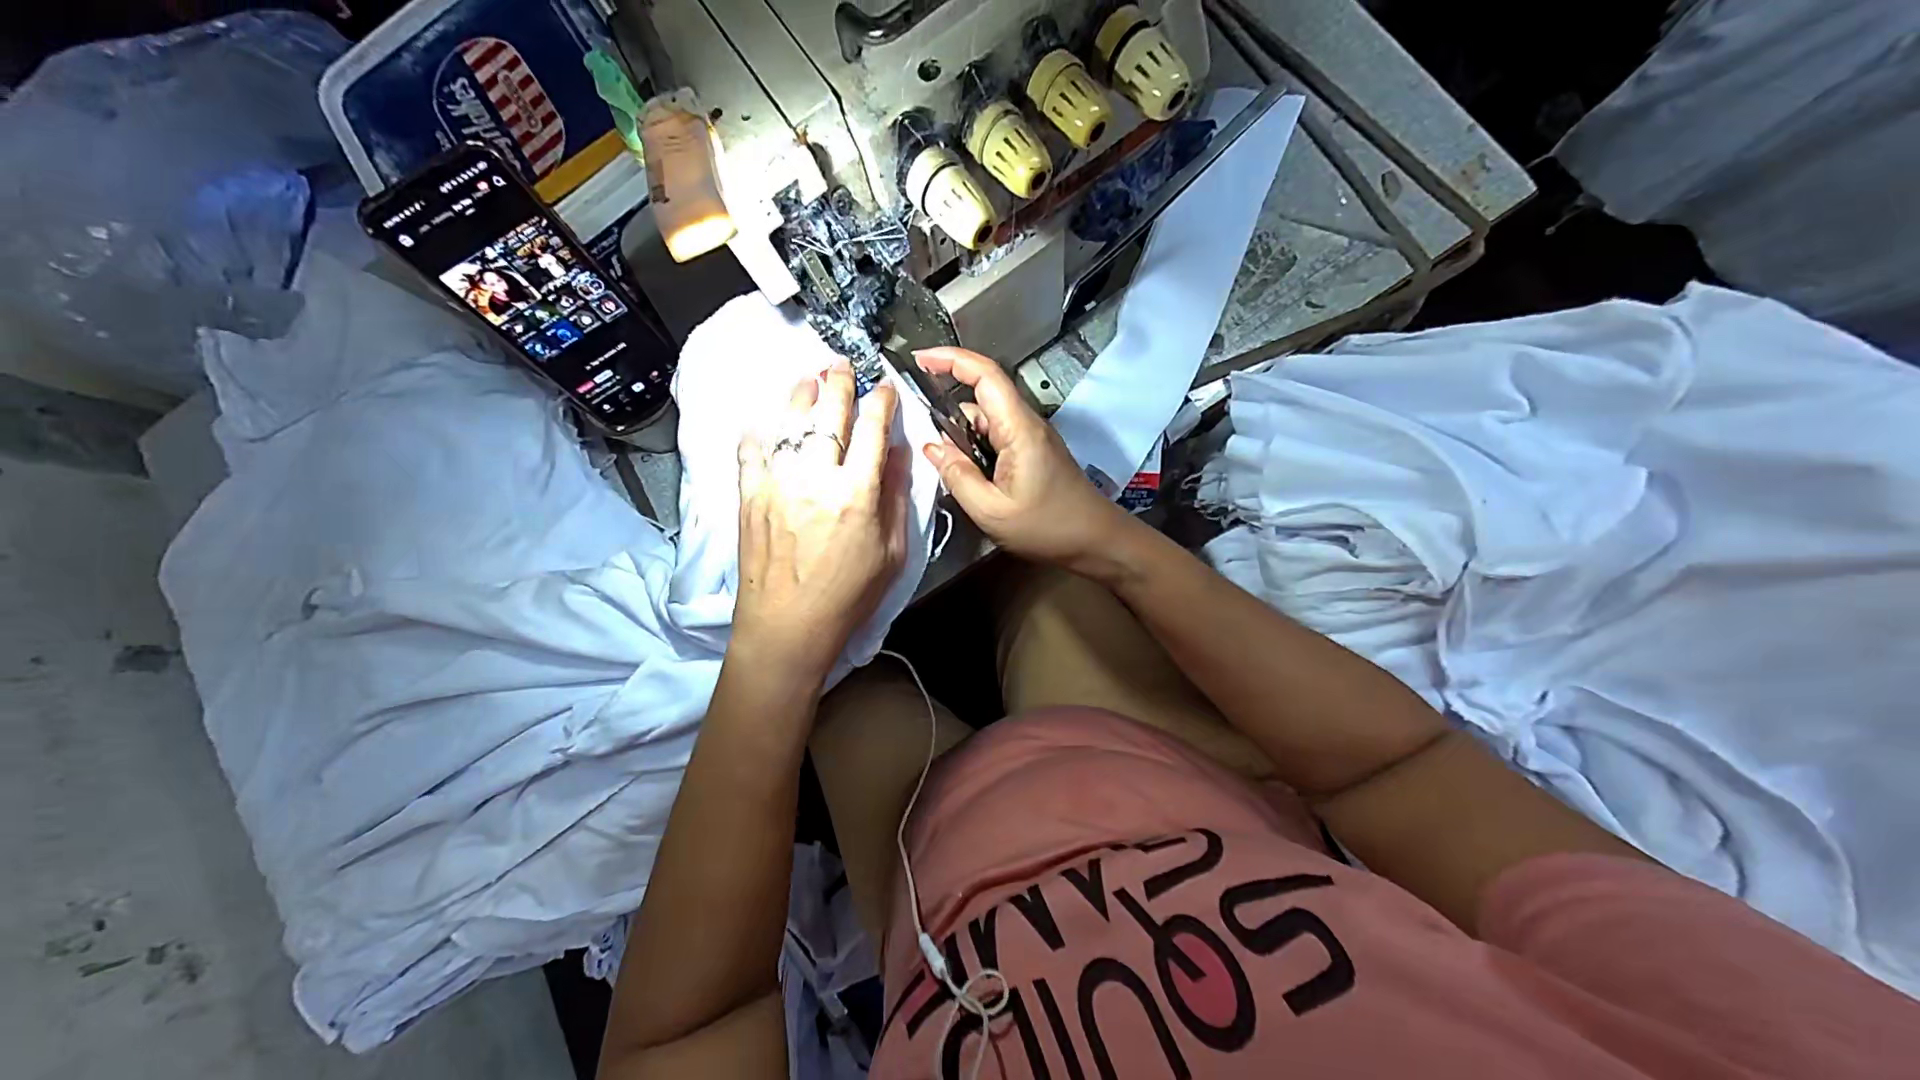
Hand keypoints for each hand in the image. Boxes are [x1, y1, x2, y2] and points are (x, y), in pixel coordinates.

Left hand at [734, 359, 908, 684]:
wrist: (787, 628)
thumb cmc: (847, 598)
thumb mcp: (891, 554)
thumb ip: (893, 498)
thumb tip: (896, 455)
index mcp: (856, 494)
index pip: (872, 429)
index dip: (881, 401)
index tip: (884, 388)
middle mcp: (815, 479)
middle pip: (828, 415)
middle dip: (839, 384)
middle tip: (843, 367)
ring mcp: (777, 484)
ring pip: (788, 423)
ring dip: (801, 394)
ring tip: (809, 378)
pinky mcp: (749, 496)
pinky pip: (752, 451)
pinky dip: (760, 430)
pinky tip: (768, 420)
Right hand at [914, 346, 1139, 576]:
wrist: (1095, 541)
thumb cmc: (1048, 528)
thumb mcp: (991, 511)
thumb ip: (957, 476)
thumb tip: (932, 447)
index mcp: (1018, 428)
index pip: (985, 374)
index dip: (951, 359)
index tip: (920, 358)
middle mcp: (1025, 424)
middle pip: (980, 396)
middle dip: (946, 406)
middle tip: (919, 432)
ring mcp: (1030, 436)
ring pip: (985, 419)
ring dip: (960, 434)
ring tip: (944, 465)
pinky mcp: (1031, 451)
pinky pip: (995, 436)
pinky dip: (974, 447)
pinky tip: (965, 473)